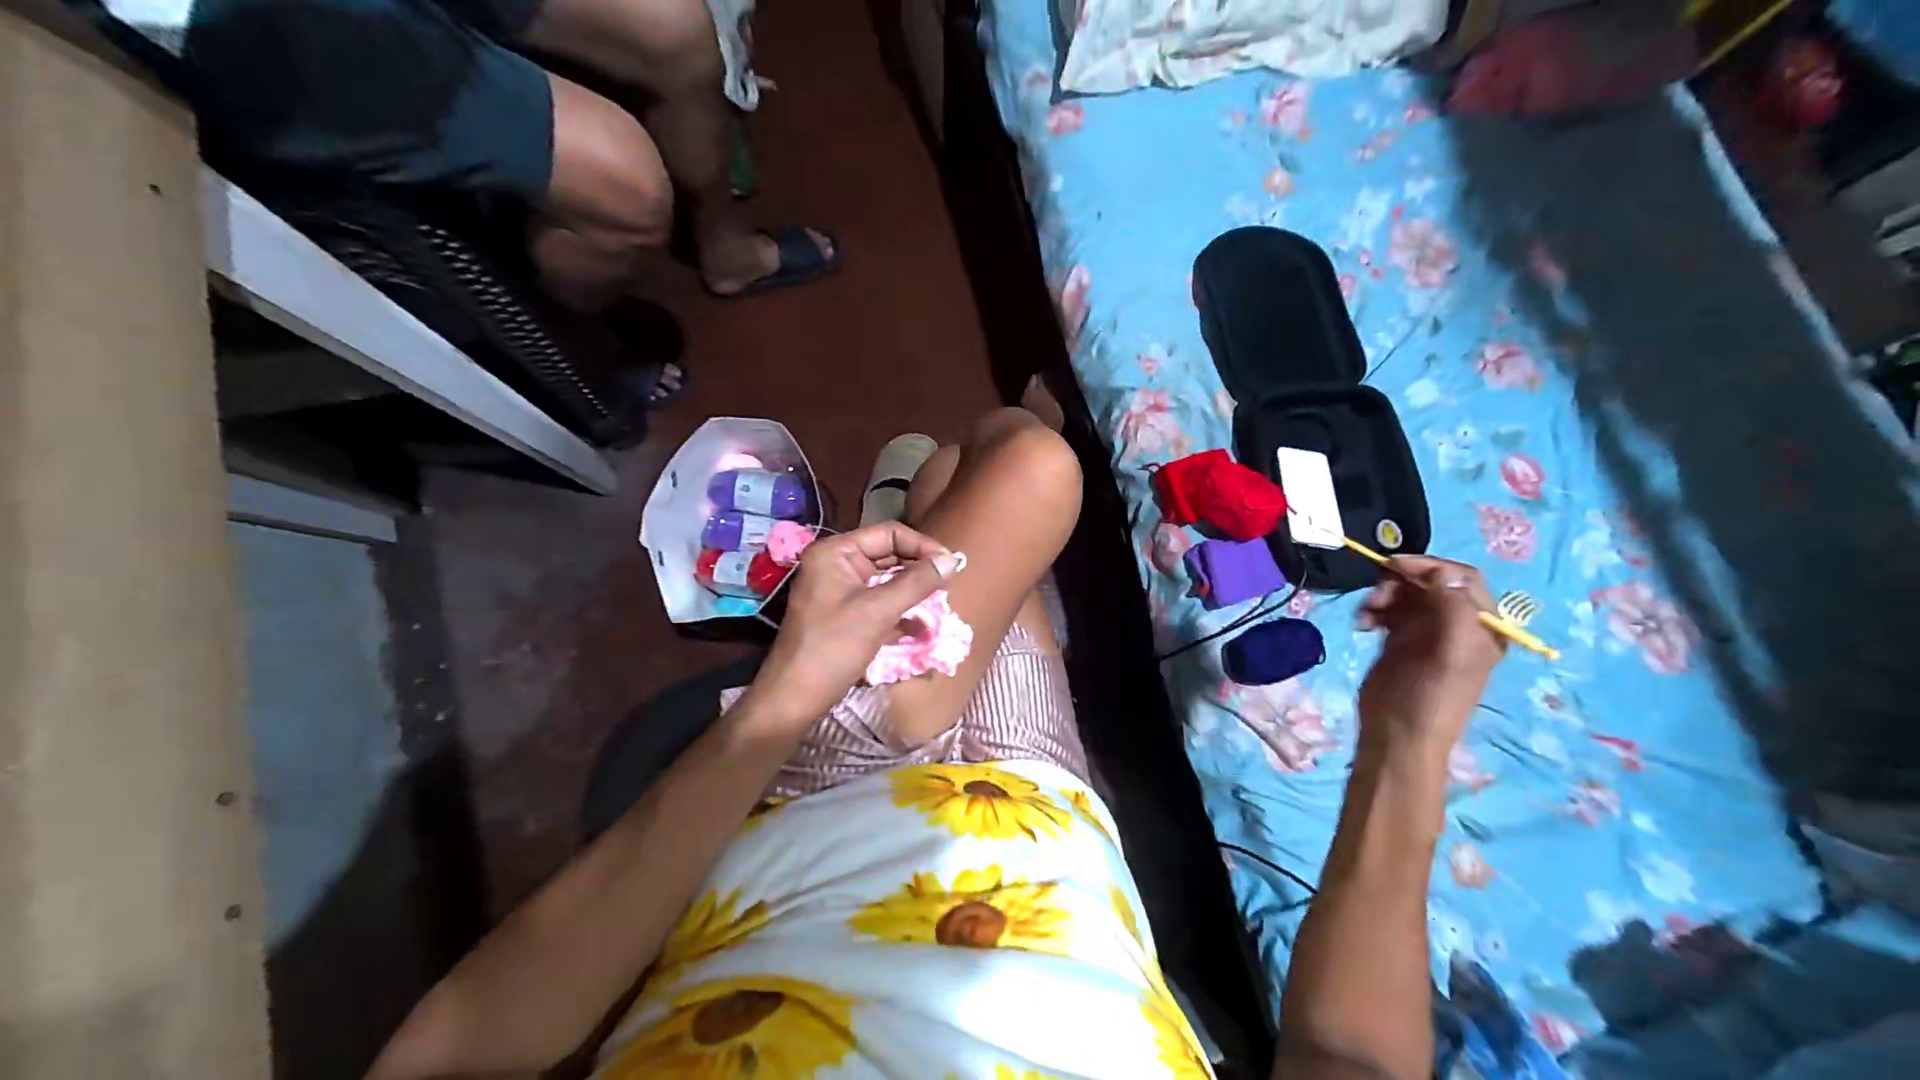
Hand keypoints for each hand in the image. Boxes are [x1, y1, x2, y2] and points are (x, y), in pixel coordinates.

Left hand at [740, 522, 963, 729]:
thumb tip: (953, 559)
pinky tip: (921, 626)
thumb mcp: (878, 611)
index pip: (889, 533)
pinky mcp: (846, 615)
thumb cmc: (832, 647)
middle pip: (889, 555)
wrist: (794, 698)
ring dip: (913, 592)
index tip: (951, 564)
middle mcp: (837, 564)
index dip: (922, 546)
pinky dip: (901, 611)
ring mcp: (840, 590)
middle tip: (949, 584)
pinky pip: (880, 602)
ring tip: (939, 604)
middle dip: (919, 569)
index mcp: (836, 552)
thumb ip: (917, 582)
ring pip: (887, 580)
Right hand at [1355, 555, 1502, 757]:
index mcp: (1482, 626)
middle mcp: (1457, 623)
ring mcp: (1427, 630)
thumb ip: (1452, 609)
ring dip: (1383, 594)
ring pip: (1406, 593)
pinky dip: (1373, 609)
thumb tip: (1443, 571)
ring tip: (1366, 613)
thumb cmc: (1429, 698)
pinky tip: (1363, 623)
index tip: (1392, 565)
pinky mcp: (1400, 638)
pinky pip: (1388, 609)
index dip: (1429, 566)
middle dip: (1400, 581)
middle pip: (1430, 581)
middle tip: (1375, 594)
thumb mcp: (1449, 655)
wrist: (1397, 734)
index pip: (1462, 578)